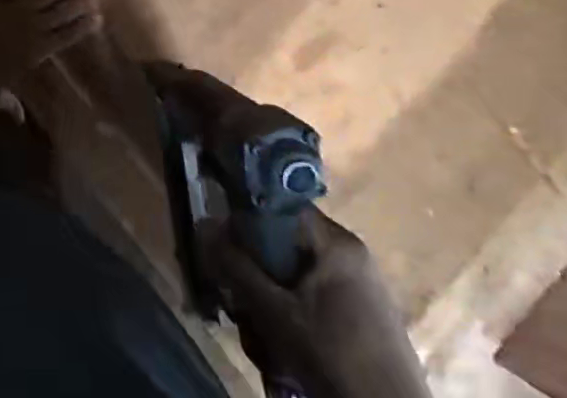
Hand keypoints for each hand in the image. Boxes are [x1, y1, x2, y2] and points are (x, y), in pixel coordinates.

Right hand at [203, 209, 431, 397]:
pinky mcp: (363, 316)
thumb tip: (203, 223)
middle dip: (256, 277)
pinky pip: (313, 300)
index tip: (226, 252)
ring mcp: (360, 287)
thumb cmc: (334, 358)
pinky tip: (286, 355)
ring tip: (264, 344)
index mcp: (336, 243)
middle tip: (243, 309)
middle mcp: (350, 255)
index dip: (246, 223)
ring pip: (295, 278)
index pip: (279, 207)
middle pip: (284, 246)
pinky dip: (293, 319)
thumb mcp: (274, 313)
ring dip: (271, 305)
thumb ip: (236, 267)